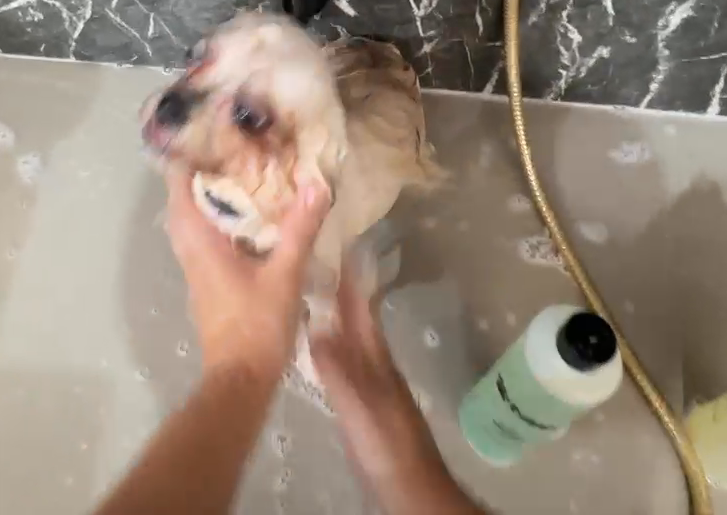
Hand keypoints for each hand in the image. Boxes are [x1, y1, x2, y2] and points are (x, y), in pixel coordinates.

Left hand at [165, 167, 329, 379]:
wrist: (240, 381)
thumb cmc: (255, 325)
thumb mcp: (284, 274)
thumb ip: (299, 228)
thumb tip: (317, 184)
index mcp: (198, 240)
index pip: (178, 184)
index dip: (189, 154)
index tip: (212, 131)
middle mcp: (190, 249)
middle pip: (183, 197)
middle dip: (203, 170)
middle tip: (233, 147)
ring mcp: (196, 267)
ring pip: (194, 218)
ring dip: (211, 195)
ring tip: (243, 172)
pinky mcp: (208, 280)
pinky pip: (206, 236)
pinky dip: (221, 218)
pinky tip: (252, 215)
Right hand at [308, 261, 445, 488]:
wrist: (414, 487)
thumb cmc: (385, 444)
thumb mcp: (358, 405)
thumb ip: (336, 368)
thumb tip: (314, 323)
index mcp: (374, 355)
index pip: (361, 305)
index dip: (351, 275)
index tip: (340, 239)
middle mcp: (375, 359)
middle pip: (357, 315)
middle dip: (341, 286)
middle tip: (317, 257)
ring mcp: (373, 378)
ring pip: (352, 333)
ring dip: (337, 311)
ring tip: (312, 291)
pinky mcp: (367, 397)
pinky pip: (347, 355)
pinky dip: (334, 339)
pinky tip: (321, 342)